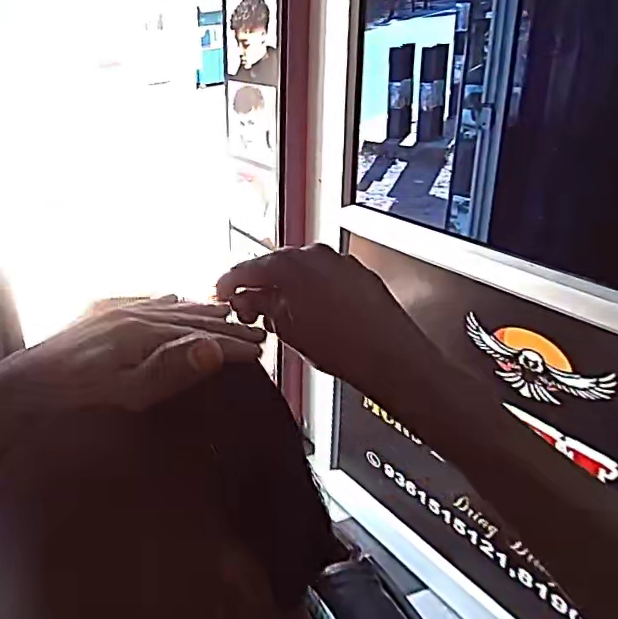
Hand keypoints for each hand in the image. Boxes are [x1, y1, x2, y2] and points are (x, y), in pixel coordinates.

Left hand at [0, 297, 264, 423]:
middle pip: (186, 316)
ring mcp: (110, 309)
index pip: (199, 336)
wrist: (25, 385)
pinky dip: (161, 300)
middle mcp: (129, 312)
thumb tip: (213, 348)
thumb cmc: (78, 396)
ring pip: (165, 305)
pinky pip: (138, 299)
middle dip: (222, 324)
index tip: (263, 350)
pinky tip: (168, 298)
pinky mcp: (95, 311)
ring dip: (195, 309)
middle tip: (256, 331)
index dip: (232, 344)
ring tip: (222, 311)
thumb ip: (170, 370)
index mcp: (142, 331)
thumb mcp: (128, 392)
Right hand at [216, 245, 463, 406]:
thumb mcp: (285, 329)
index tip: (220, 294)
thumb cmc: (347, 349)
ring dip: (284, 289)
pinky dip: (310, 290)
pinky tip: (309, 315)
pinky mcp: (357, 273)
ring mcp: (338, 262)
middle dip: (258, 287)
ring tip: (280, 317)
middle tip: (247, 310)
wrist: (397, 363)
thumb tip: (247, 299)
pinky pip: (322, 276)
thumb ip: (258, 306)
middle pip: (272, 266)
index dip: (227, 284)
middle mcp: (314, 255)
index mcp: (289, 264)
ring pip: (298, 271)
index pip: (245, 268)